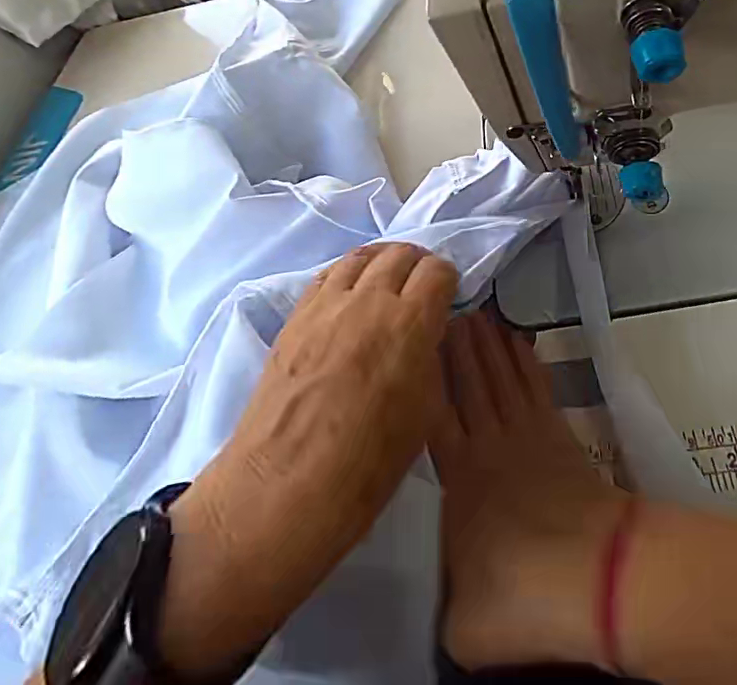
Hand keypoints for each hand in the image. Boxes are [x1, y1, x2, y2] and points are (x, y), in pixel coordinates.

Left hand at [156, 242, 458, 679]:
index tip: (448, 294)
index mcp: (409, 324)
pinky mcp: (296, 314)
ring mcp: (326, 304)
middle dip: (417, 264)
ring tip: (388, 278)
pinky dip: (348, 274)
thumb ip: (428, 358)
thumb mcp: (423, 412)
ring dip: (382, 262)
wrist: (288, 481)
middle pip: (399, 254)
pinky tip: (352, 290)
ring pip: (361, 257)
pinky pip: (328, 275)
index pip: (437, 271)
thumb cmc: (368, 463)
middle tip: (421, 285)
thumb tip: (426, 333)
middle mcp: (367, 300)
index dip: (448, 279)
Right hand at [432, 311, 628, 670]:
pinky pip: (535, 387)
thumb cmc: (525, 593)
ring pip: (499, 377)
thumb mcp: (467, 624)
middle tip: (442, 308)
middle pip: (466, 382)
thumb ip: (442, 611)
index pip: (430, 412)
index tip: (411, 342)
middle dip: (453, 345)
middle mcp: (487, 444)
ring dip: (485, 344)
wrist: (599, 581)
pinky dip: (524, 361)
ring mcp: (526, 436)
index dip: (421, 374)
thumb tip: (436, 619)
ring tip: (472, 313)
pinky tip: (517, 340)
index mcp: (457, 475)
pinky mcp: (559, 437)